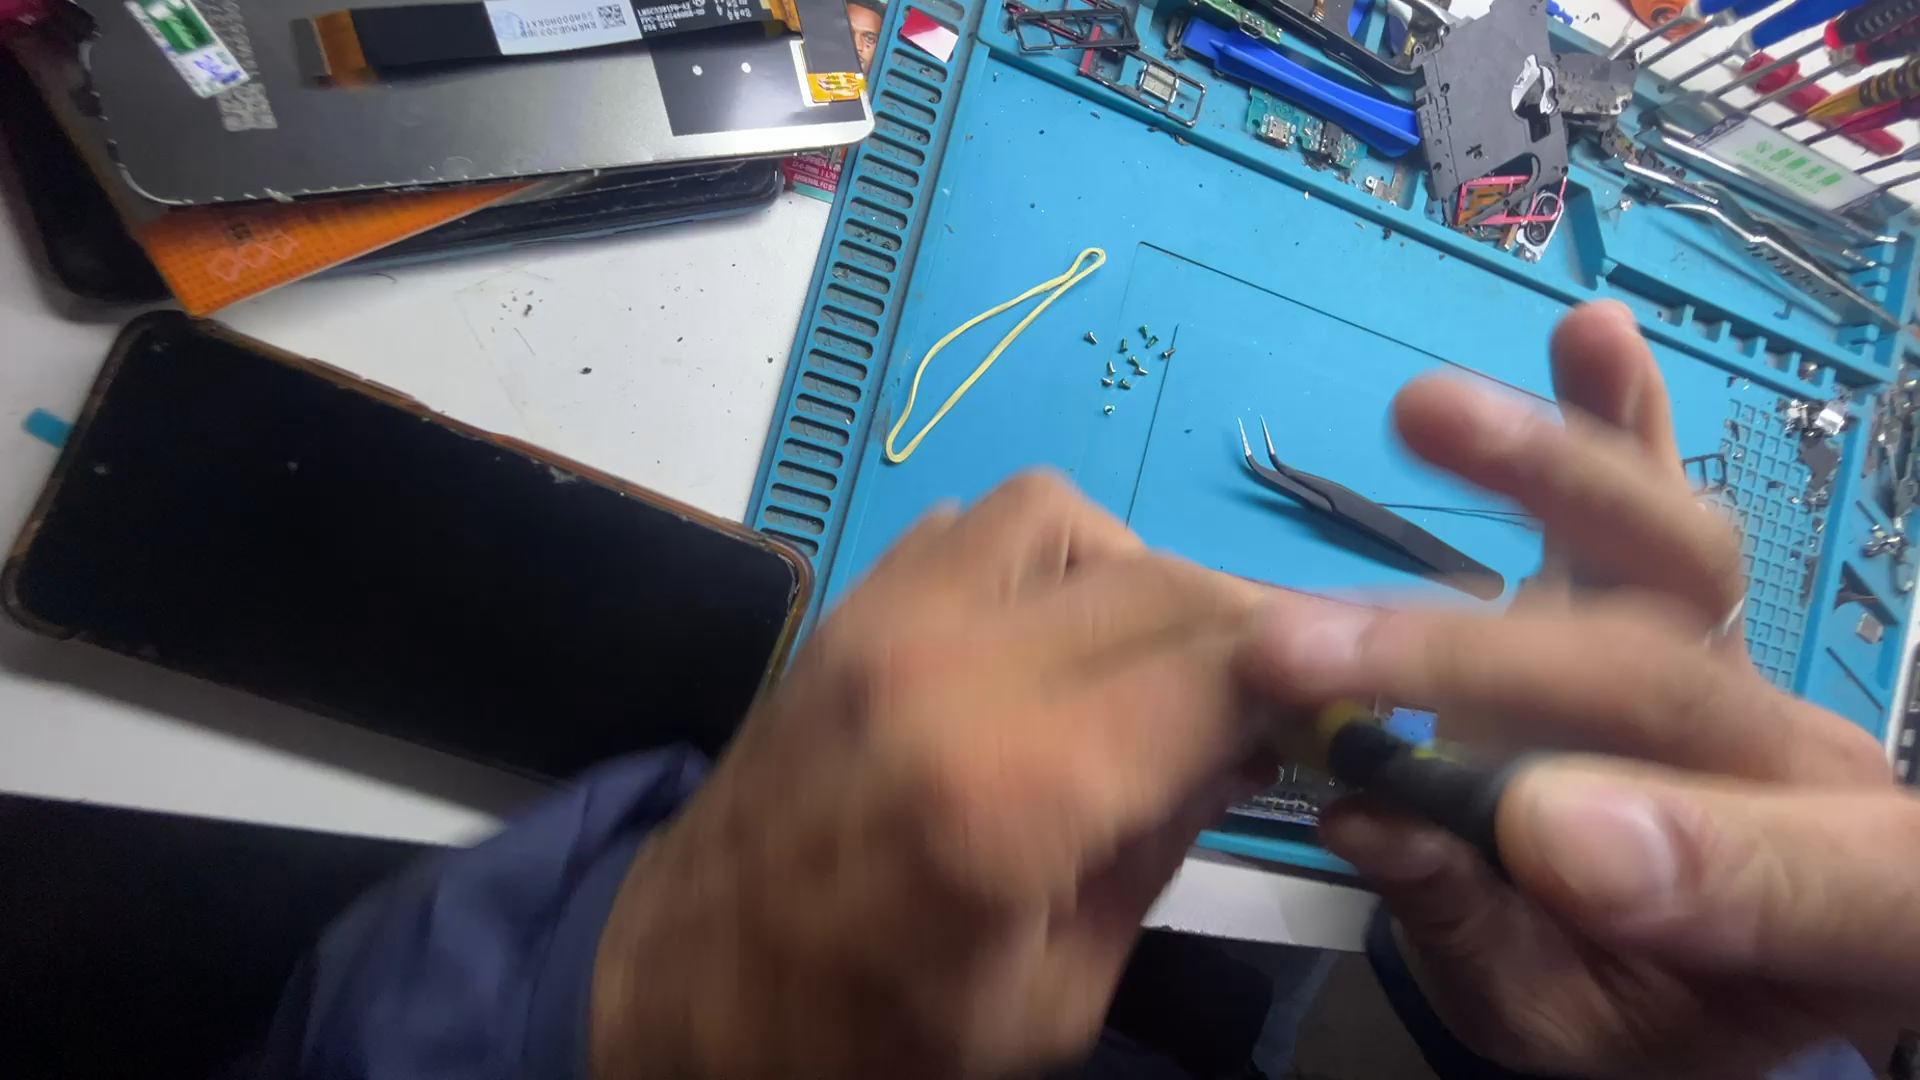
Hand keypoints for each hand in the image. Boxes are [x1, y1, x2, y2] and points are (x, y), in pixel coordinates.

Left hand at [589, 472, 1271, 1079]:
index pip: (1204, 673)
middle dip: (1237, 620)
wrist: (683, 983)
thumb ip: (1160, 844)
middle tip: (1262, 674)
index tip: (1342, 681)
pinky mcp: (848, 606)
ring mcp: (883, 617)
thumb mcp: (1054, 990)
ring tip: (1139, 646)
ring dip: (1127, 567)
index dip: (1298, 666)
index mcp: (1008, 793)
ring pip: (1054, 514)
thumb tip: (1244, 739)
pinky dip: (1038, 555)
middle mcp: (947, 667)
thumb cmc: (870, 1030)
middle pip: (1149, 582)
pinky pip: (971, 524)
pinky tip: (1042, 624)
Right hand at [1239, 302, 1901, 1077]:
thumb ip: (1470, 917)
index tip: (1490, 829)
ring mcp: (1695, 656)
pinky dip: (1621, 419)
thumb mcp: (1538, 1009)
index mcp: (1799, 899)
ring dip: (1540, 474)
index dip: (1678, 847)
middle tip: (1312, 644)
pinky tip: (1589, 334)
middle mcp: (1765, 744)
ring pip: (1663, 552)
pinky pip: (1647, 504)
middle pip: (1661, 665)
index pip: (1794, 864)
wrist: (1627, 944)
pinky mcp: (1635, 609)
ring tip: (1424, 413)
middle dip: (1470, 655)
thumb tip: (1369, 813)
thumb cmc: (1585, 984)